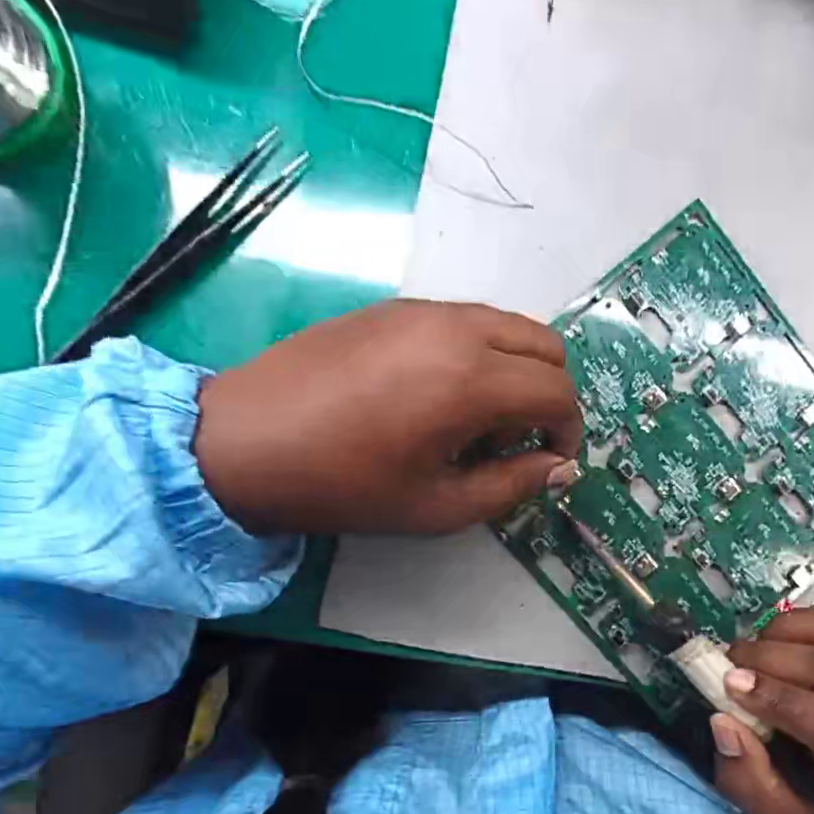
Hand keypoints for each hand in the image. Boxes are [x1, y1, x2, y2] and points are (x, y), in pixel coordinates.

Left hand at [193, 300, 583, 534]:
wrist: (245, 441)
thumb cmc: (342, 485)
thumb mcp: (435, 507)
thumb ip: (509, 486)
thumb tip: (557, 468)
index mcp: (470, 380)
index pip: (557, 392)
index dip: (568, 431)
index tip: (550, 462)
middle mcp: (455, 328)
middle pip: (544, 345)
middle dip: (550, 394)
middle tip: (519, 440)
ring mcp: (420, 309)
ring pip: (505, 324)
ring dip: (515, 368)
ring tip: (479, 419)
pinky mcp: (391, 306)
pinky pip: (462, 320)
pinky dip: (478, 351)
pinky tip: (439, 393)